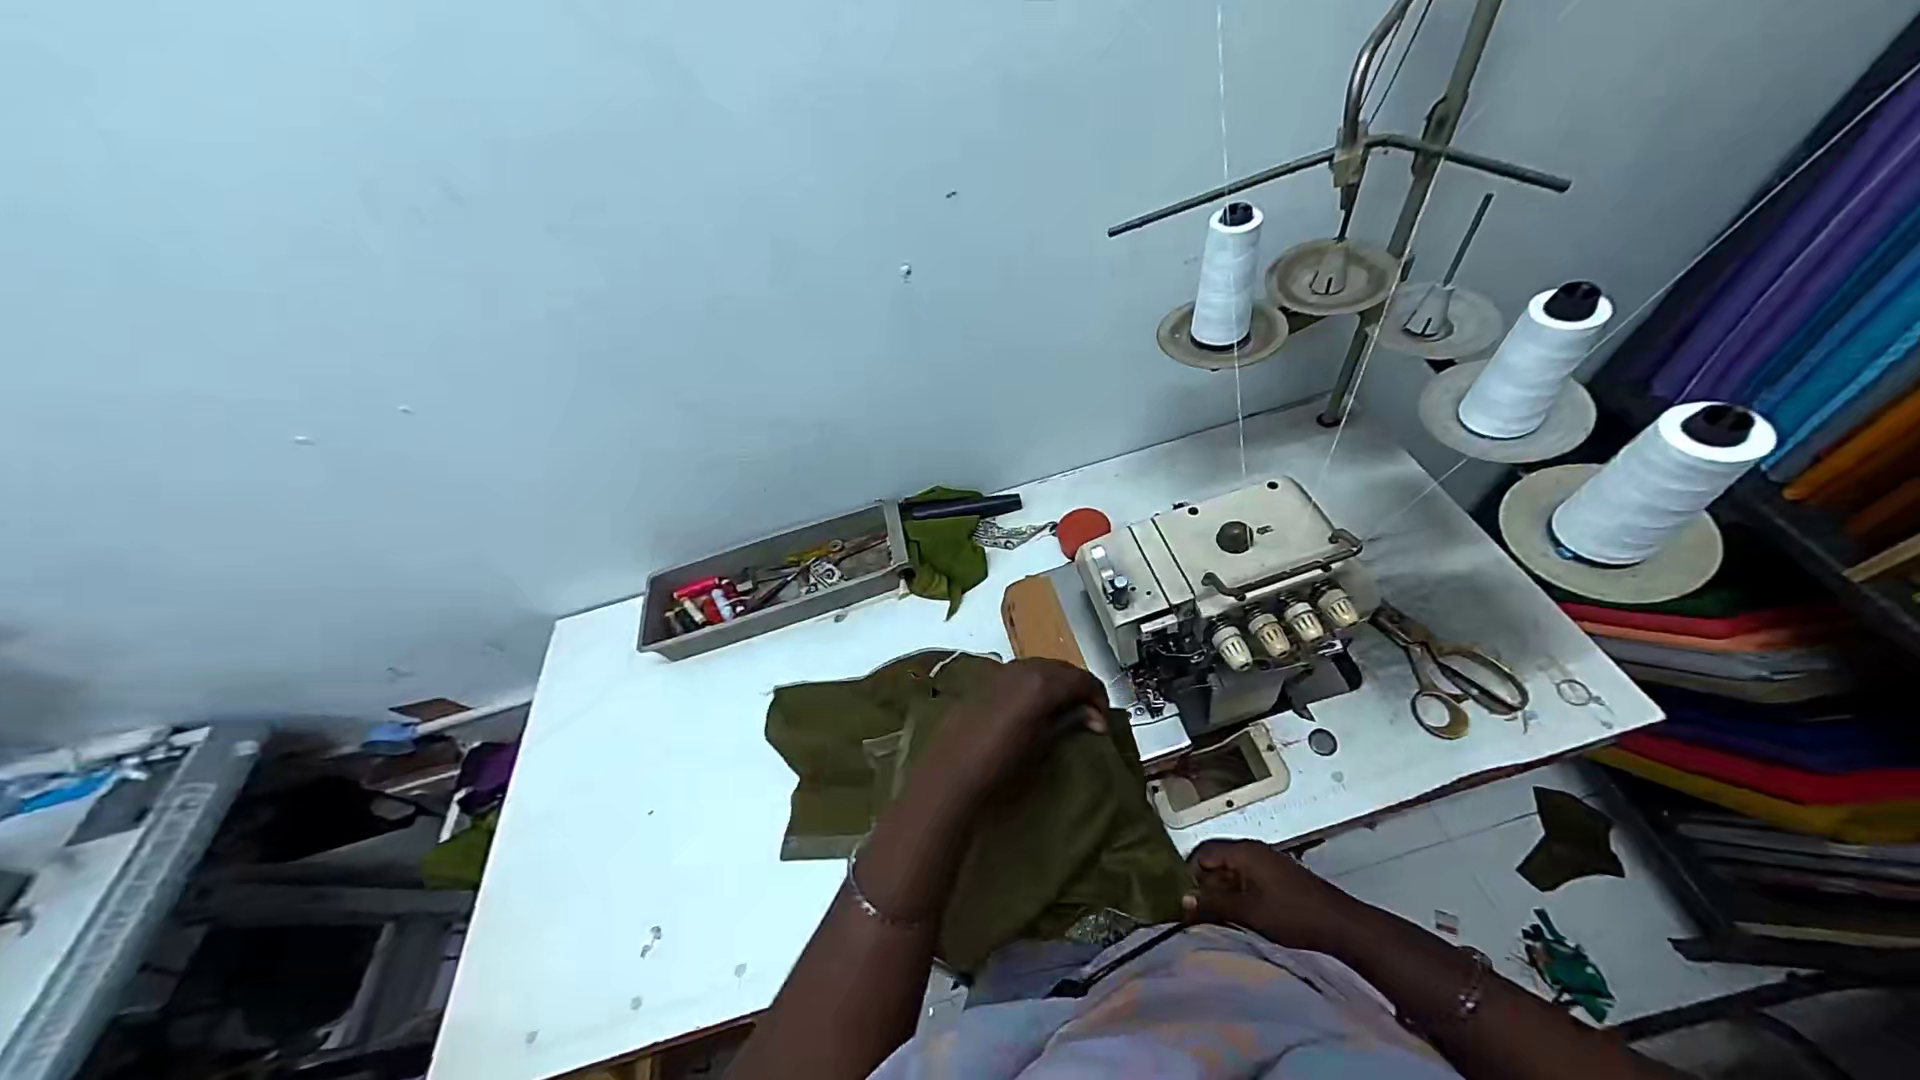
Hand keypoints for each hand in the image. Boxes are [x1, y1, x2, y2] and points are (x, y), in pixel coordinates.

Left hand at [917, 658, 1109, 808]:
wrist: (949, 779)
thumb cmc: (1001, 768)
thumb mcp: (1044, 746)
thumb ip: (1069, 722)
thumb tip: (1092, 717)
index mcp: (1041, 682)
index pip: (1082, 679)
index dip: (1097, 697)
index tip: (1102, 720)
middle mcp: (1021, 669)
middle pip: (1061, 668)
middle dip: (1077, 688)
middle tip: (1087, 715)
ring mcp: (998, 673)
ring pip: (1038, 668)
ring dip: (1054, 685)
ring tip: (1061, 713)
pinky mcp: (982, 683)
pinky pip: (1017, 675)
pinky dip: (1031, 686)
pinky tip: (1032, 709)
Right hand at [1182, 838, 1366, 953]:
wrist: (1343, 927)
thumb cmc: (1295, 916)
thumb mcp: (1248, 913)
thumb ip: (1213, 905)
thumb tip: (1183, 901)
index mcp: (1244, 851)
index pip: (1202, 852)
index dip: (1190, 874)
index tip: (1187, 901)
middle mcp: (1254, 850)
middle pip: (1216, 860)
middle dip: (1206, 885)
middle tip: (1201, 913)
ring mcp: (1268, 863)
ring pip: (1232, 872)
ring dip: (1223, 893)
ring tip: (1220, 918)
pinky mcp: (1278, 877)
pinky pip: (1247, 880)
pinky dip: (1239, 895)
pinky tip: (1242, 917)